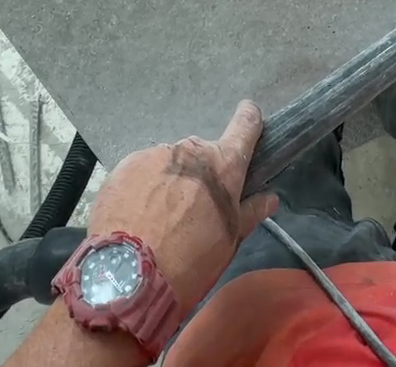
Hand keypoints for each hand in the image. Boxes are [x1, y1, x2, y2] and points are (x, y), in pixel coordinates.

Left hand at [85, 102, 279, 307]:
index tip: (250, 119)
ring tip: (156, 218)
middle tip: (190, 208)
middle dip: (200, 173)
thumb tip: (270, 197)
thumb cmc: (189, 261)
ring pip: (169, 163)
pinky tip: (134, 216)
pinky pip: (141, 171)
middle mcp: (190, 150)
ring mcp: (155, 154)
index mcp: (222, 164)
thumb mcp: (228, 241)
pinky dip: (141, 187)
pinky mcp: (125, 165)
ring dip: (169, 180)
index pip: (245, 124)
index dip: (250, 120)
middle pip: (201, 153)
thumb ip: (250, 212)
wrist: (127, 277)